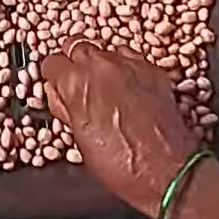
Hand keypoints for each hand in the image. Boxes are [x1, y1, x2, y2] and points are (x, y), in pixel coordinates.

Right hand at [42, 41, 213, 215]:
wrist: (168, 172)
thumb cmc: (122, 164)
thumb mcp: (78, 139)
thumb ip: (64, 108)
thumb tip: (59, 95)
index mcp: (74, 83)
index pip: (51, 62)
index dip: (53, 75)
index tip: (57, 84)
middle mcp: (99, 66)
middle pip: (75, 46)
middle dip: (74, 62)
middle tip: (78, 82)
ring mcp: (127, 65)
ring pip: (103, 49)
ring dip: (99, 63)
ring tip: (105, 87)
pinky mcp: (151, 69)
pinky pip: (130, 57)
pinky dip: (125, 67)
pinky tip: (127, 87)